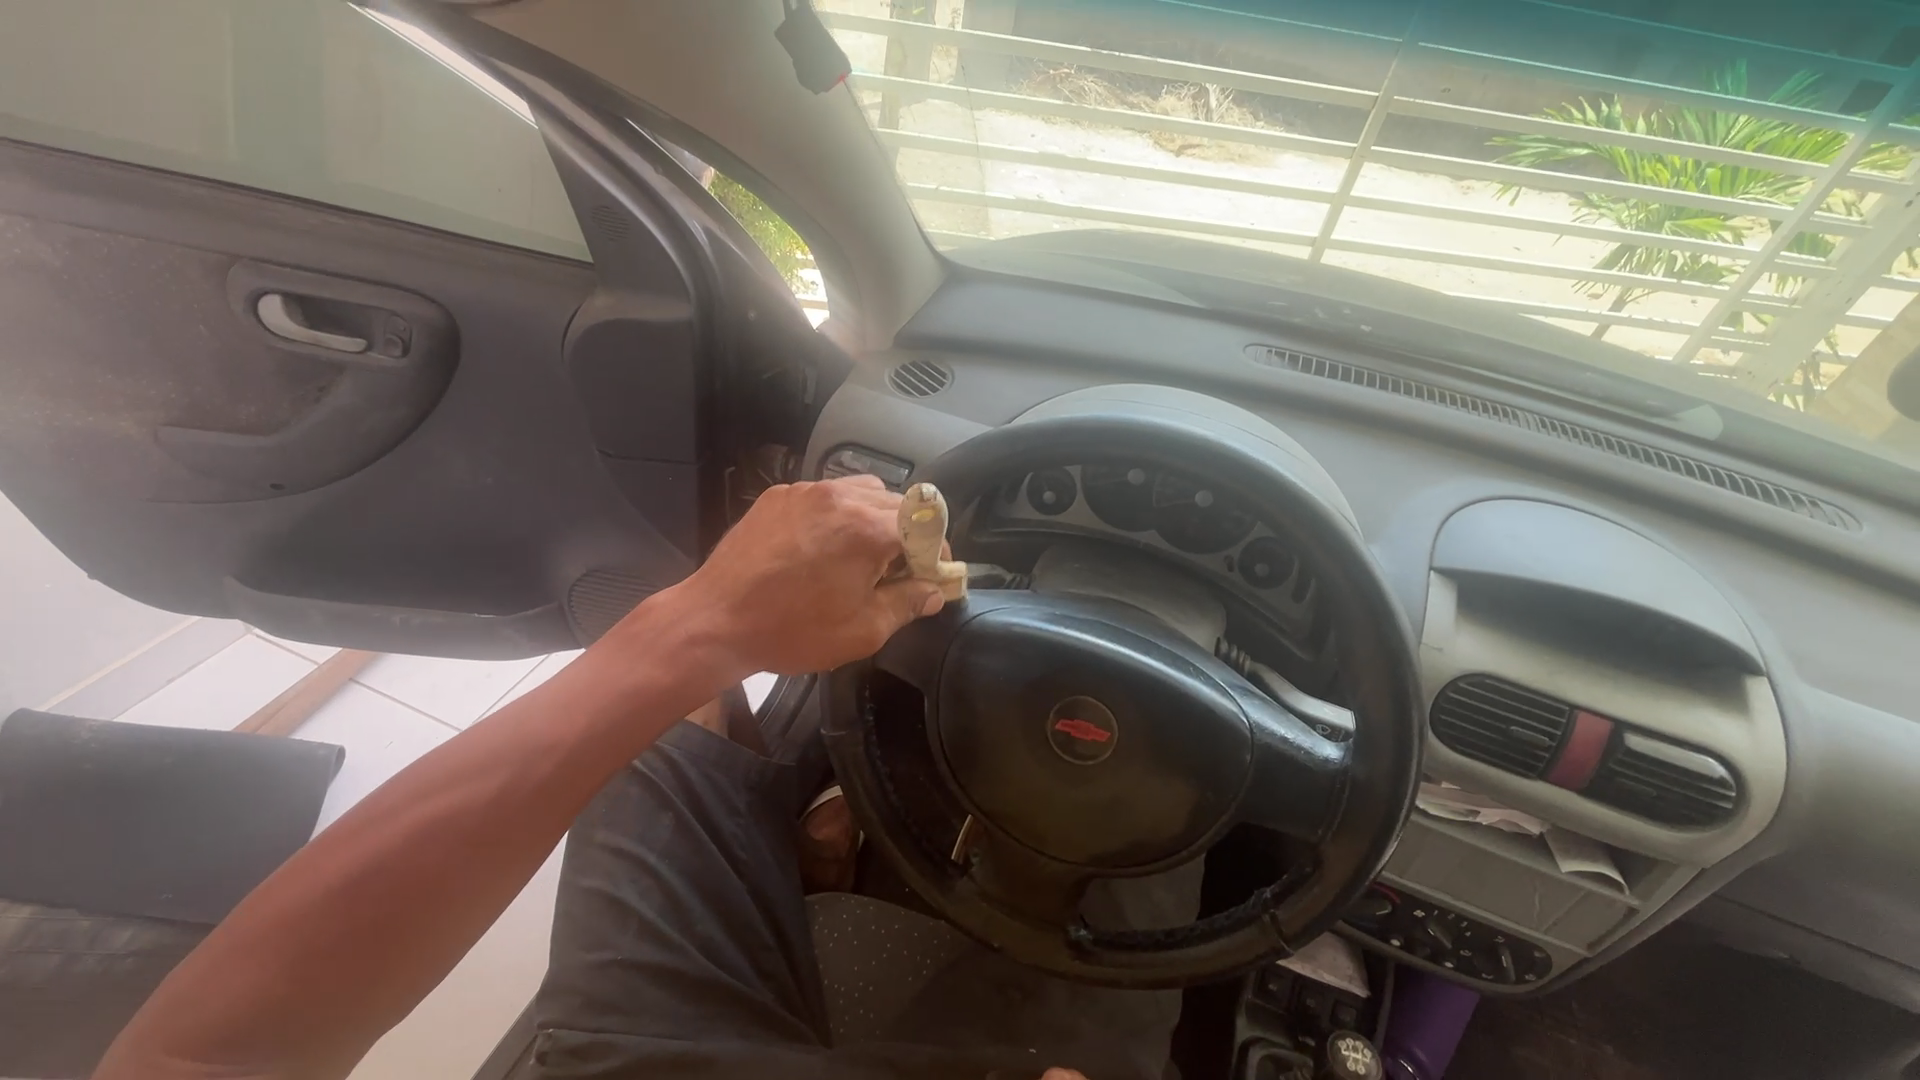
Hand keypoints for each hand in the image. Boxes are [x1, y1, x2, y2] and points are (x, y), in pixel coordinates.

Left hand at [639, 475, 946, 681]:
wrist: (715, 621)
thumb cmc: (792, 631)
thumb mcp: (863, 630)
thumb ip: (907, 604)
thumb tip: (933, 591)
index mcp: (868, 528)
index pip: (927, 525)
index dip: (938, 553)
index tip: (932, 577)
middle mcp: (841, 497)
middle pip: (898, 504)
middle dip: (908, 536)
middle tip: (898, 573)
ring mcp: (806, 491)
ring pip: (863, 492)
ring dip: (875, 519)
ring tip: (861, 556)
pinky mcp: (779, 496)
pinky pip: (826, 495)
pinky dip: (838, 515)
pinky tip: (824, 548)